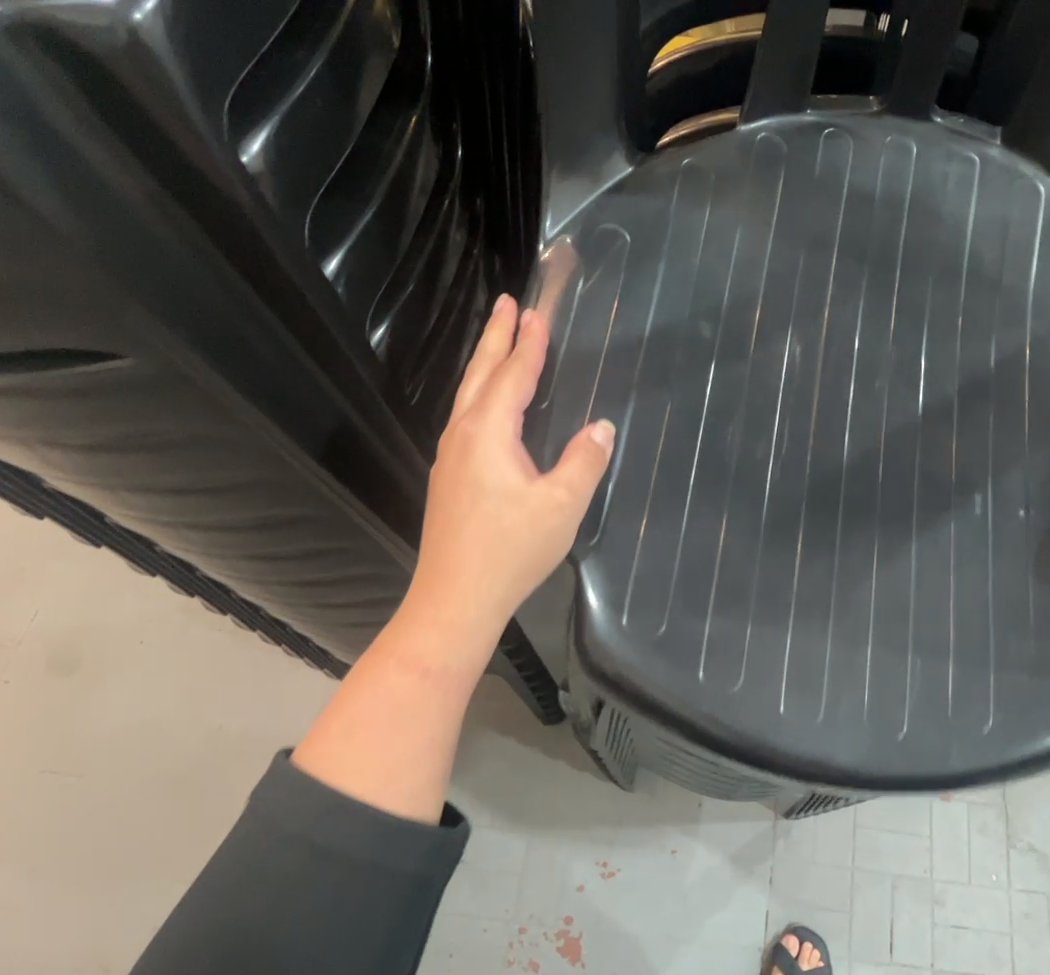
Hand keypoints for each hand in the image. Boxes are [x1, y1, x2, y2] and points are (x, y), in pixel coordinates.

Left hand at [407, 294, 614, 634]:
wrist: (455, 597)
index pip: (513, 376)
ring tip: (497, 342)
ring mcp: (449, 458)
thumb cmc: (510, 551)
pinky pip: (465, 418)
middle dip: (494, 337)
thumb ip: (584, 462)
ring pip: (467, 396)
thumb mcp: (561, 506)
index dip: (528, 344)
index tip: (537, 311)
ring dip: (484, 364)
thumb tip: (601, 428)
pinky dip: (480, 395)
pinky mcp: (448, 479)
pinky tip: (488, 407)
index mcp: (488, 433)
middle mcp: (463, 436)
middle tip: (505, 302)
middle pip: (479, 374)